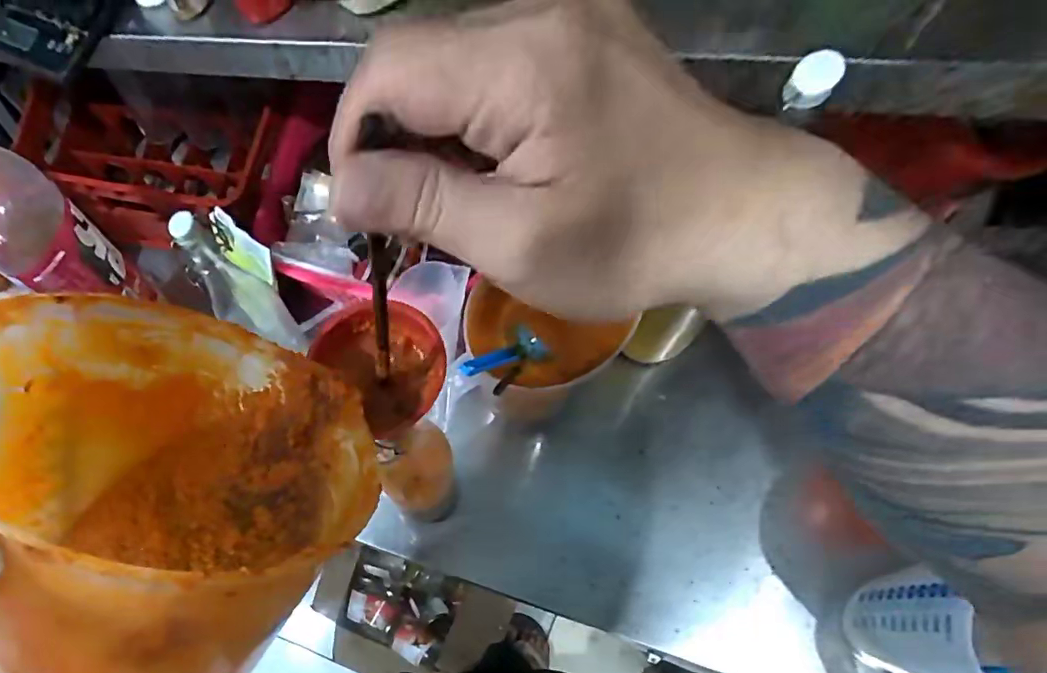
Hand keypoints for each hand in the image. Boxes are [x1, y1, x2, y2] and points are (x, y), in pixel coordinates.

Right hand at [329, 0, 918, 321]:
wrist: (740, 216)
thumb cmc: (624, 244)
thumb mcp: (510, 240)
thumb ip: (420, 203)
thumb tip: (337, 189)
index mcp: (523, 64)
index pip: (387, 68)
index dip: (350, 135)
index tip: (360, 203)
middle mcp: (541, 15)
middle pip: (406, 55)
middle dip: (377, 134)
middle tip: (394, 206)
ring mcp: (562, 18)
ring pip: (435, 59)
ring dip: (411, 129)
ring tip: (434, 193)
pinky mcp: (571, 37)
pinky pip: (475, 64)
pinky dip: (448, 118)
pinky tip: (470, 165)